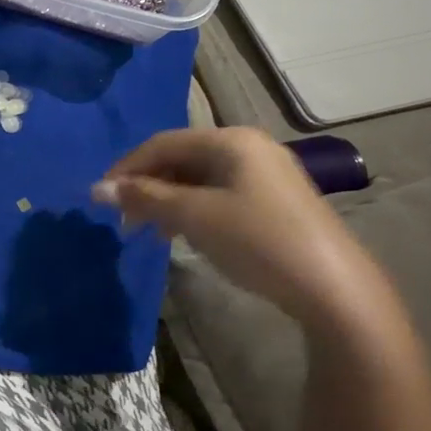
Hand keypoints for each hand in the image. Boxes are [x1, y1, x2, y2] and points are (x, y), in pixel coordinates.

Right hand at [95, 127, 379, 325]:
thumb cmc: (257, 240)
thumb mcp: (194, 216)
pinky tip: (181, 234)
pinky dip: (191, 210)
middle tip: (122, 217)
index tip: (100, 196)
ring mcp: (266, 175)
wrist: (333, 290)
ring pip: (198, 179)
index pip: (162, 143)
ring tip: (147, 230)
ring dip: (166, 200)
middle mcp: (249, 148)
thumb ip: (144, 197)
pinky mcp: (275, 202)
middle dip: (146, 186)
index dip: (127, 167)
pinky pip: (218, 194)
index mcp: (231, 140)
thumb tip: (96, 188)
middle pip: (181, 158)